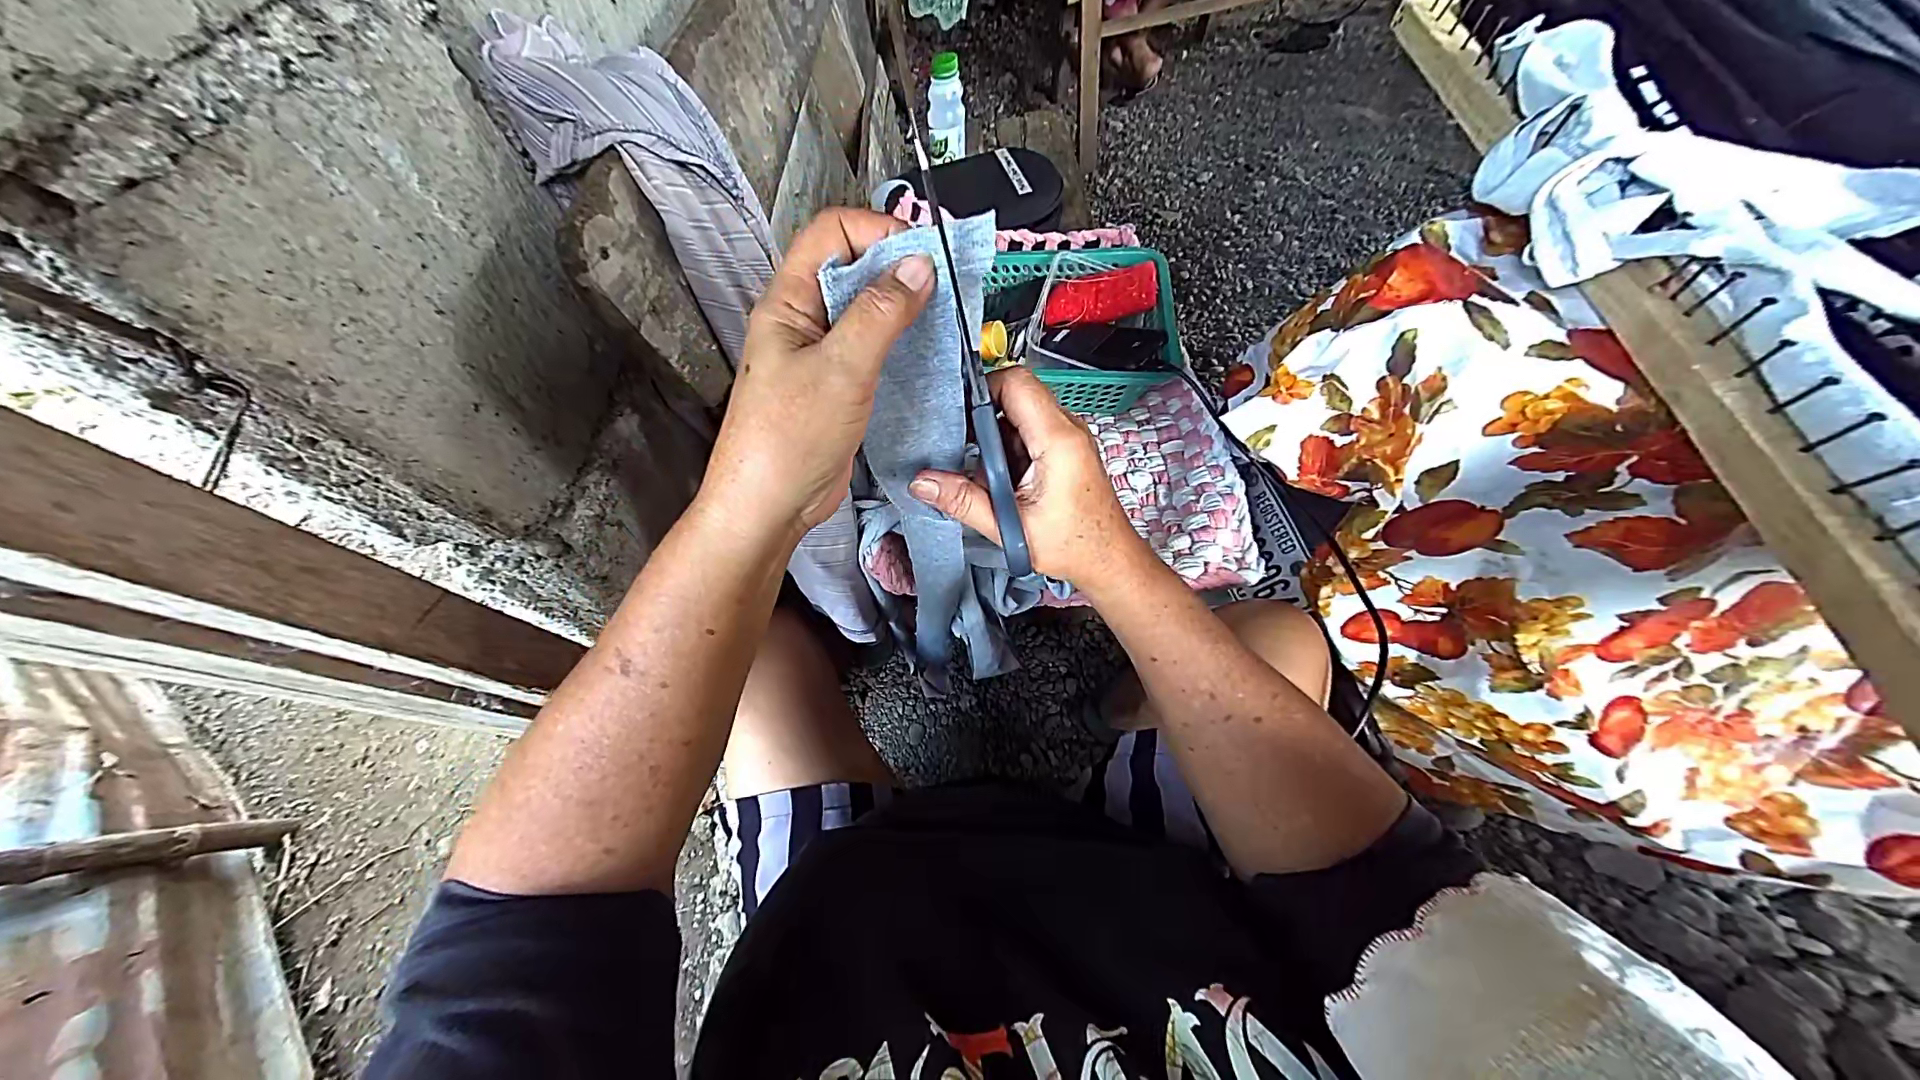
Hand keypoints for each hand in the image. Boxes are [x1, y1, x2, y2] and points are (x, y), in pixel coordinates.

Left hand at [703, 209, 933, 537]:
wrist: (770, 505)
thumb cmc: (787, 438)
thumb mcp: (841, 368)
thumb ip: (880, 313)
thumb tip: (916, 266)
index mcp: (789, 303)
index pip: (832, 234)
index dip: (877, 232)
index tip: (922, 251)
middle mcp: (804, 322)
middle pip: (853, 270)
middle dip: (898, 268)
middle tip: (941, 284)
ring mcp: (822, 356)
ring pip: (867, 312)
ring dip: (903, 309)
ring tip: (940, 317)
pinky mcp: (839, 386)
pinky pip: (873, 351)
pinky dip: (901, 345)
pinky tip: (926, 353)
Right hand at [909, 367, 1150, 591]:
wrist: (1108, 559)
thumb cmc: (1076, 544)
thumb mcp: (1011, 527)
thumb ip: (963, 501)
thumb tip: (925, 483)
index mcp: (1058, 440)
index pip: (1016, 382)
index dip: (982, 390)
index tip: (959, 414)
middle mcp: (1067, 430)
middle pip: (1015, 395)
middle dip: (984, 419)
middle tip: (966, 451)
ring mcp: (1067, 437)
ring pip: (1019, 415)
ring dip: (995, 439)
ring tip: (988, 476)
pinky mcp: (1064, 449)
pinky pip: (1029, 432)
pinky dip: (1009, 450)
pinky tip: (1003, 482)